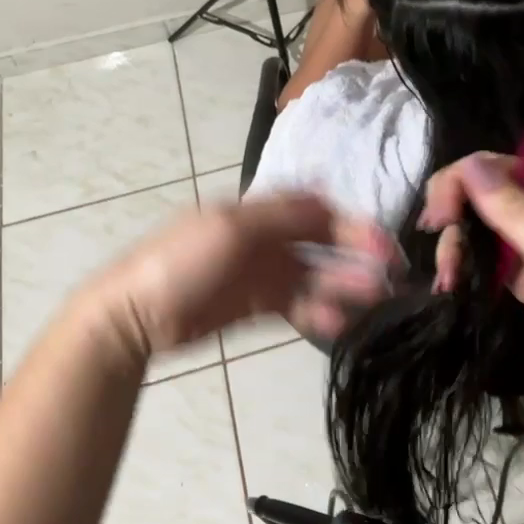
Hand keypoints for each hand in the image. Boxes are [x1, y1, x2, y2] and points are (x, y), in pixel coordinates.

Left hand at [88, 194, 398, 358]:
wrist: (132, 316)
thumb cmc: (180, 261)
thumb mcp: (230, 228)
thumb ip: (282, 217)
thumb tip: (329, 200)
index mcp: (258, 212)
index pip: (316, 210)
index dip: (350, 223)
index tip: (382, 243)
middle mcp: (265, 239)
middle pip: (321, 243)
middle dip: (355, 255)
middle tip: (390, 276)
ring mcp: (260, 275)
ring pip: (314, 276)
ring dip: (343, 286)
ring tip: (372, 302)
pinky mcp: (255, 307)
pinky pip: (296, 306)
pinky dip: (318, 312)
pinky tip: (337, 323)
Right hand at [421, 154, 523, 394]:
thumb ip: (513, 210)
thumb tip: (470, 163)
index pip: (495, 167)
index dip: (459, 182)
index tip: (438, 217)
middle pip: (479, 195)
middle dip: (453, 218)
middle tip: (441, 257)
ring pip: (476, 227)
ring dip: (456, 248)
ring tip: (448, 281)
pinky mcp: (523, 273)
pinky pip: (484, 257)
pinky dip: (466, 267)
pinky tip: (452, 285)